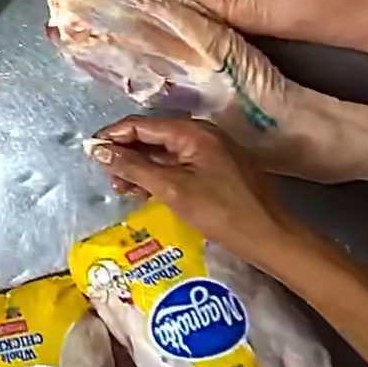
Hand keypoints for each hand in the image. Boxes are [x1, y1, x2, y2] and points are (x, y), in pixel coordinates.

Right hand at [87, 116, 304, 264]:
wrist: (277, 241)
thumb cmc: (223, 213)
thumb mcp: (171, 189)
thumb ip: (131, 166)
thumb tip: (96, 150)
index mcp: (191, 132)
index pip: (139, 125)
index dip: (111, 137)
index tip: (90, 152)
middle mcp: (201, 133)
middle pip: (151, 136)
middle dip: (125, 153)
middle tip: (106, 174)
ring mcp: (211, 150)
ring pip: (163, 151)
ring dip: (140, 165)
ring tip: (122, 185)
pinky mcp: (217, 167)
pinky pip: (178, 162)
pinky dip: (159, 173)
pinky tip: (146, 189)